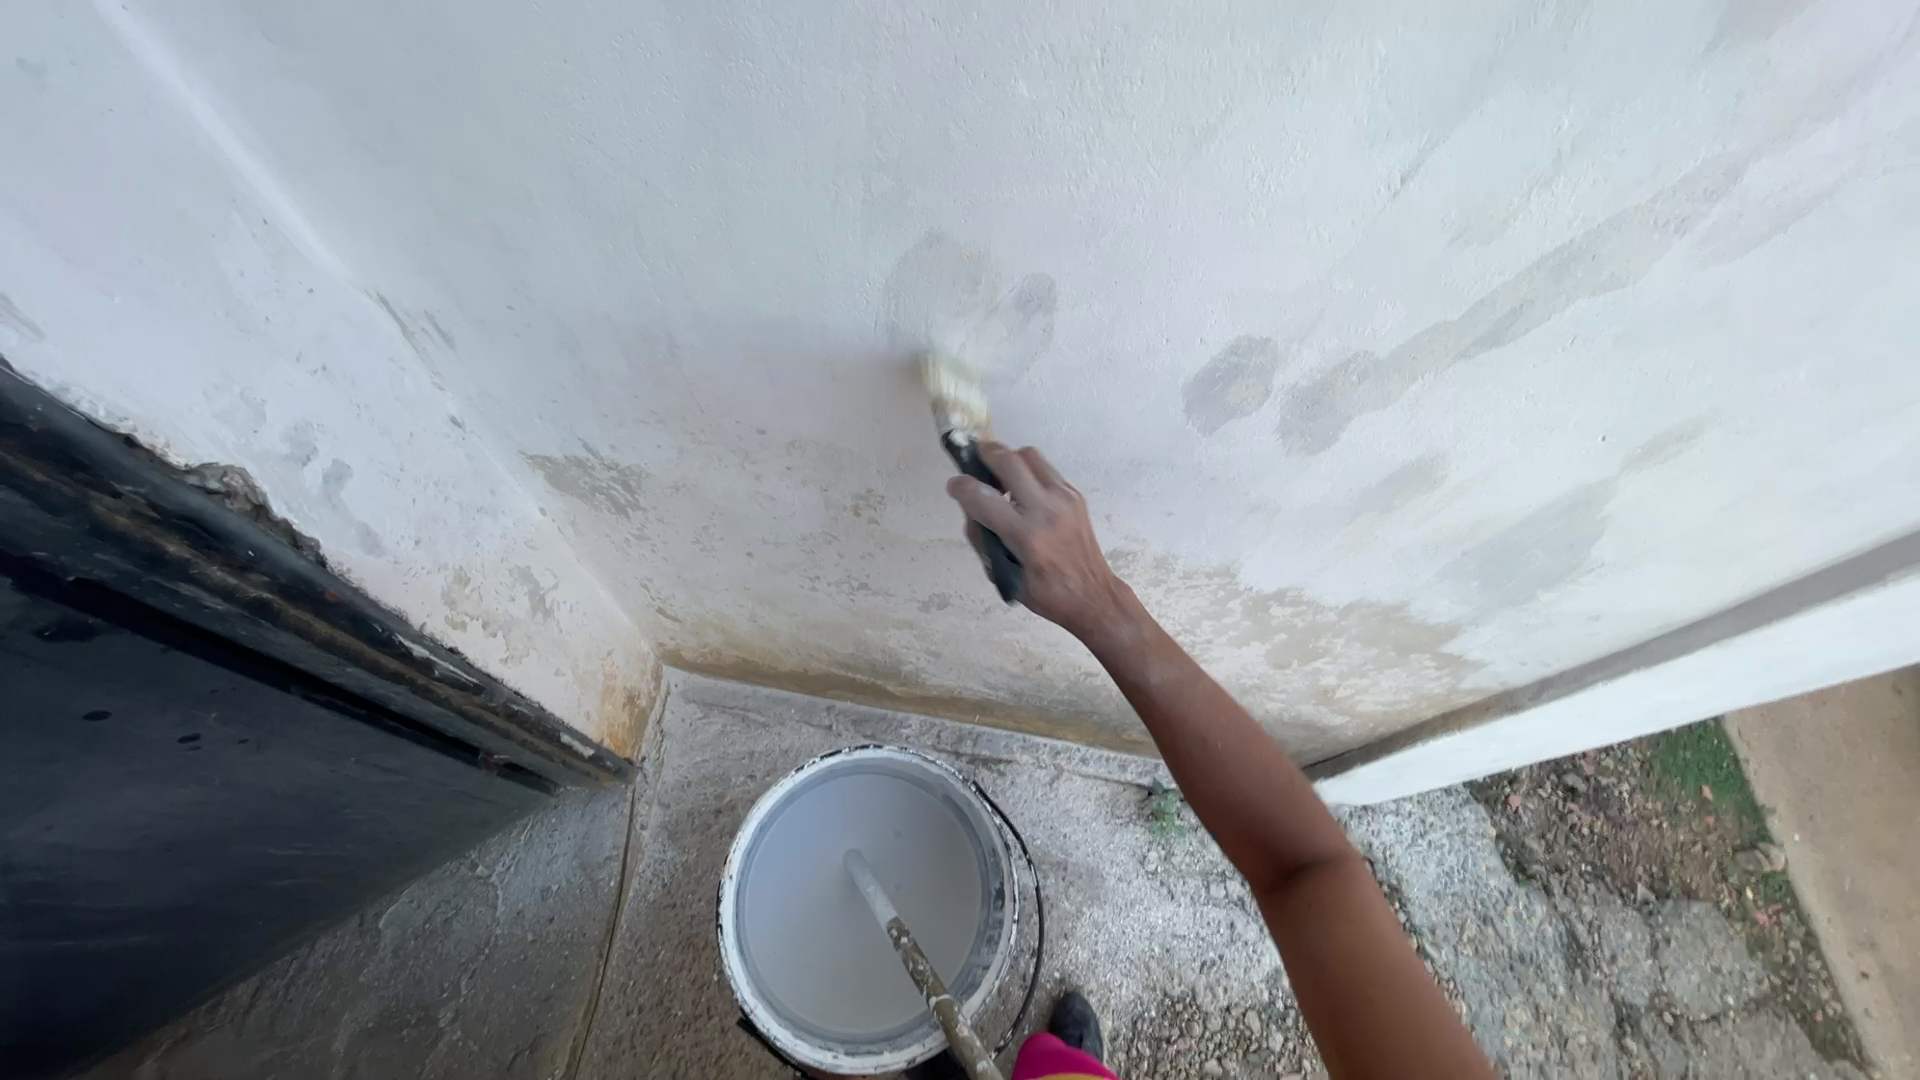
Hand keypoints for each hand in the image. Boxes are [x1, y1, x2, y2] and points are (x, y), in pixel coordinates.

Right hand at [945, 442, 1137, 640]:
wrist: (1093, 595)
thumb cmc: (1046, 594)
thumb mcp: (1003, 575)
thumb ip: (983, 538)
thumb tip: (971, 507)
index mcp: (1026, 536)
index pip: (983, 498)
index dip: (961, 487)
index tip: (953, 485)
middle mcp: (1046, 510)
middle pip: (1009, 461)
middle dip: (985, 454)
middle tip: (972, 458)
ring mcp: (1064, 498)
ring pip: (1029, 456)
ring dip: (1009, 459)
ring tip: (1000, 477)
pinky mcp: (1075, 495)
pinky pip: (1045, 469)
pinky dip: (1028, 472)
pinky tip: (1023, 492)